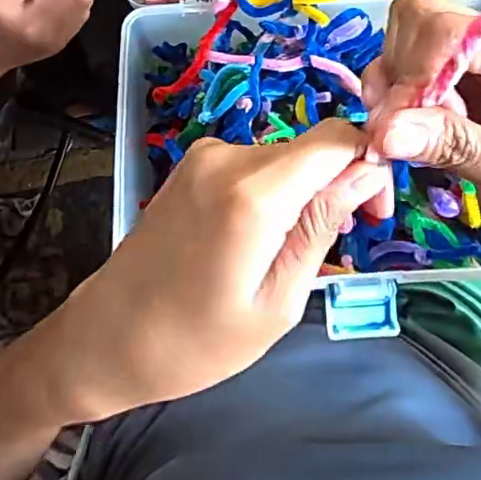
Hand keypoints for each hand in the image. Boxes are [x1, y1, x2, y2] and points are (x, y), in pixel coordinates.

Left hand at [37, 121, 388, 421]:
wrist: (107, 336)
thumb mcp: (277, 301)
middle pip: (311, 148)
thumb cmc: (195, 341)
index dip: (369, 165)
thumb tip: (366, 174)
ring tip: (287, 252)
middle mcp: (227, 156)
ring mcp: (205, 155)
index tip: (373, 215)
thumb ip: (322, 226)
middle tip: (338, 244)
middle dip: (338, 184)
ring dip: (304, 192)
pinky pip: (255, 165)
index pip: (336, 138)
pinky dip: (274, 191)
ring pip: (286, 157)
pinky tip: (258, 237)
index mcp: (252, 191)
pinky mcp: (193, 163)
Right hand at [361, 0, 480, 271]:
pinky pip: (402, 77)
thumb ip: (457, 147)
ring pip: (405, 45)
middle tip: (398, 130)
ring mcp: (479, 66)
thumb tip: (385, 130)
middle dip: (401, 73)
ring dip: (391, 89)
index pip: (458, 31)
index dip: (417, 70)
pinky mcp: (456, 89)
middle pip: (424, 21)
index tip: (393, 123)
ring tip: (405, 138)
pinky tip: (403, 138)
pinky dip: (389, 104)